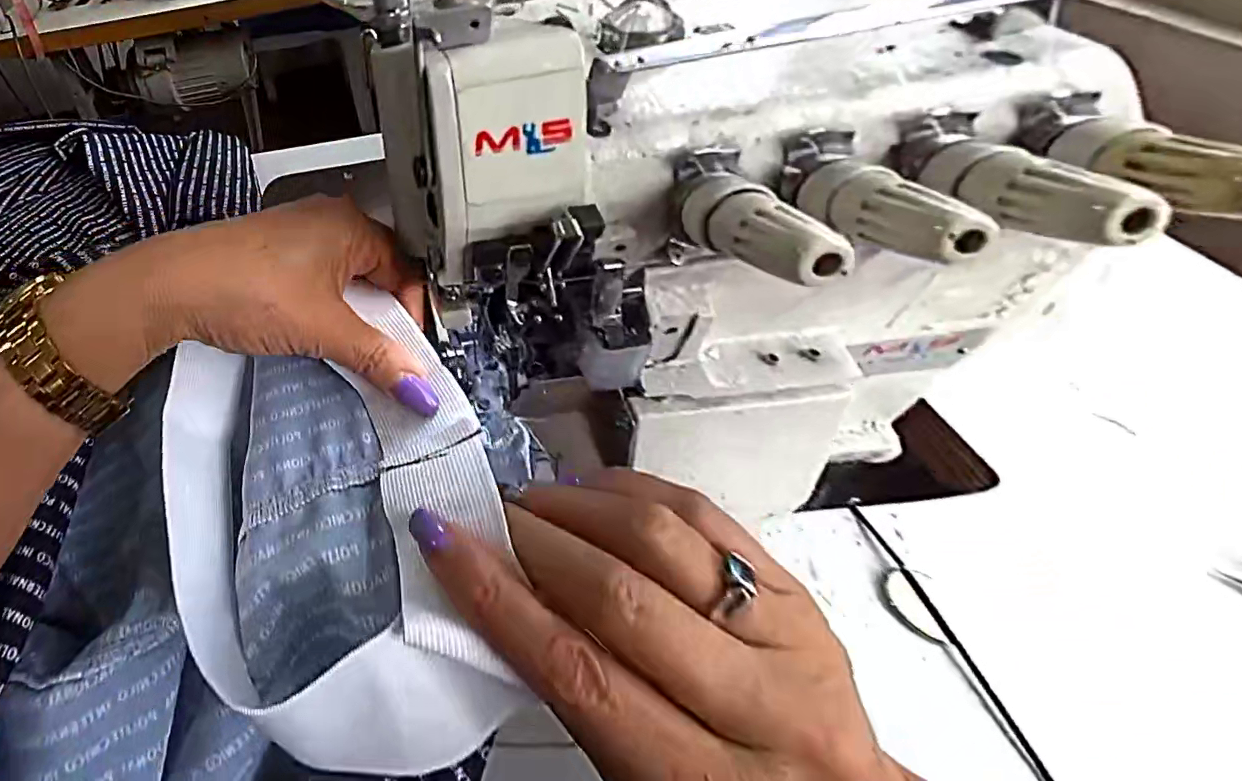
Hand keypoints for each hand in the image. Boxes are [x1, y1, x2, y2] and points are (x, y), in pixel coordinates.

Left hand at [41, 195, 439, 414]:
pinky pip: (320, 274)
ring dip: (355, 310)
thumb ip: (377, 357)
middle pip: (380, 269)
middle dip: (385, 313)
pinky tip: (313, 324)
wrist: (171, 286)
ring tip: (345, 340)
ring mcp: (299, 230)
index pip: (407, 267)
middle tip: (382, 350)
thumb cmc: (246, 288)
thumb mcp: (324, 328)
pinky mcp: (275, 248)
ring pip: (348, 274)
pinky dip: (328, 302)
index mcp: (351, 224)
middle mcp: (328, 218)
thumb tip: (418, 386)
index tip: (407, 349)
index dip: (413, 311)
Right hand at [412, 469, 913, 780]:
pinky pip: (701, 511)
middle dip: (535, 540)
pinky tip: (593, 490)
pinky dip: (632, 489)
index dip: (497, 596)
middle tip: (492, 516)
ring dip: (578, 505)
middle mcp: (761, 708)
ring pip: (660, 537)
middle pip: (619, 595)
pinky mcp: (796, 584)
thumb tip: (502, 582)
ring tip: (536, 502)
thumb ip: (572, 681)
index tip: (445, 541)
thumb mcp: (630, 773)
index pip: (578, 670)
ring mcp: (789, 634)